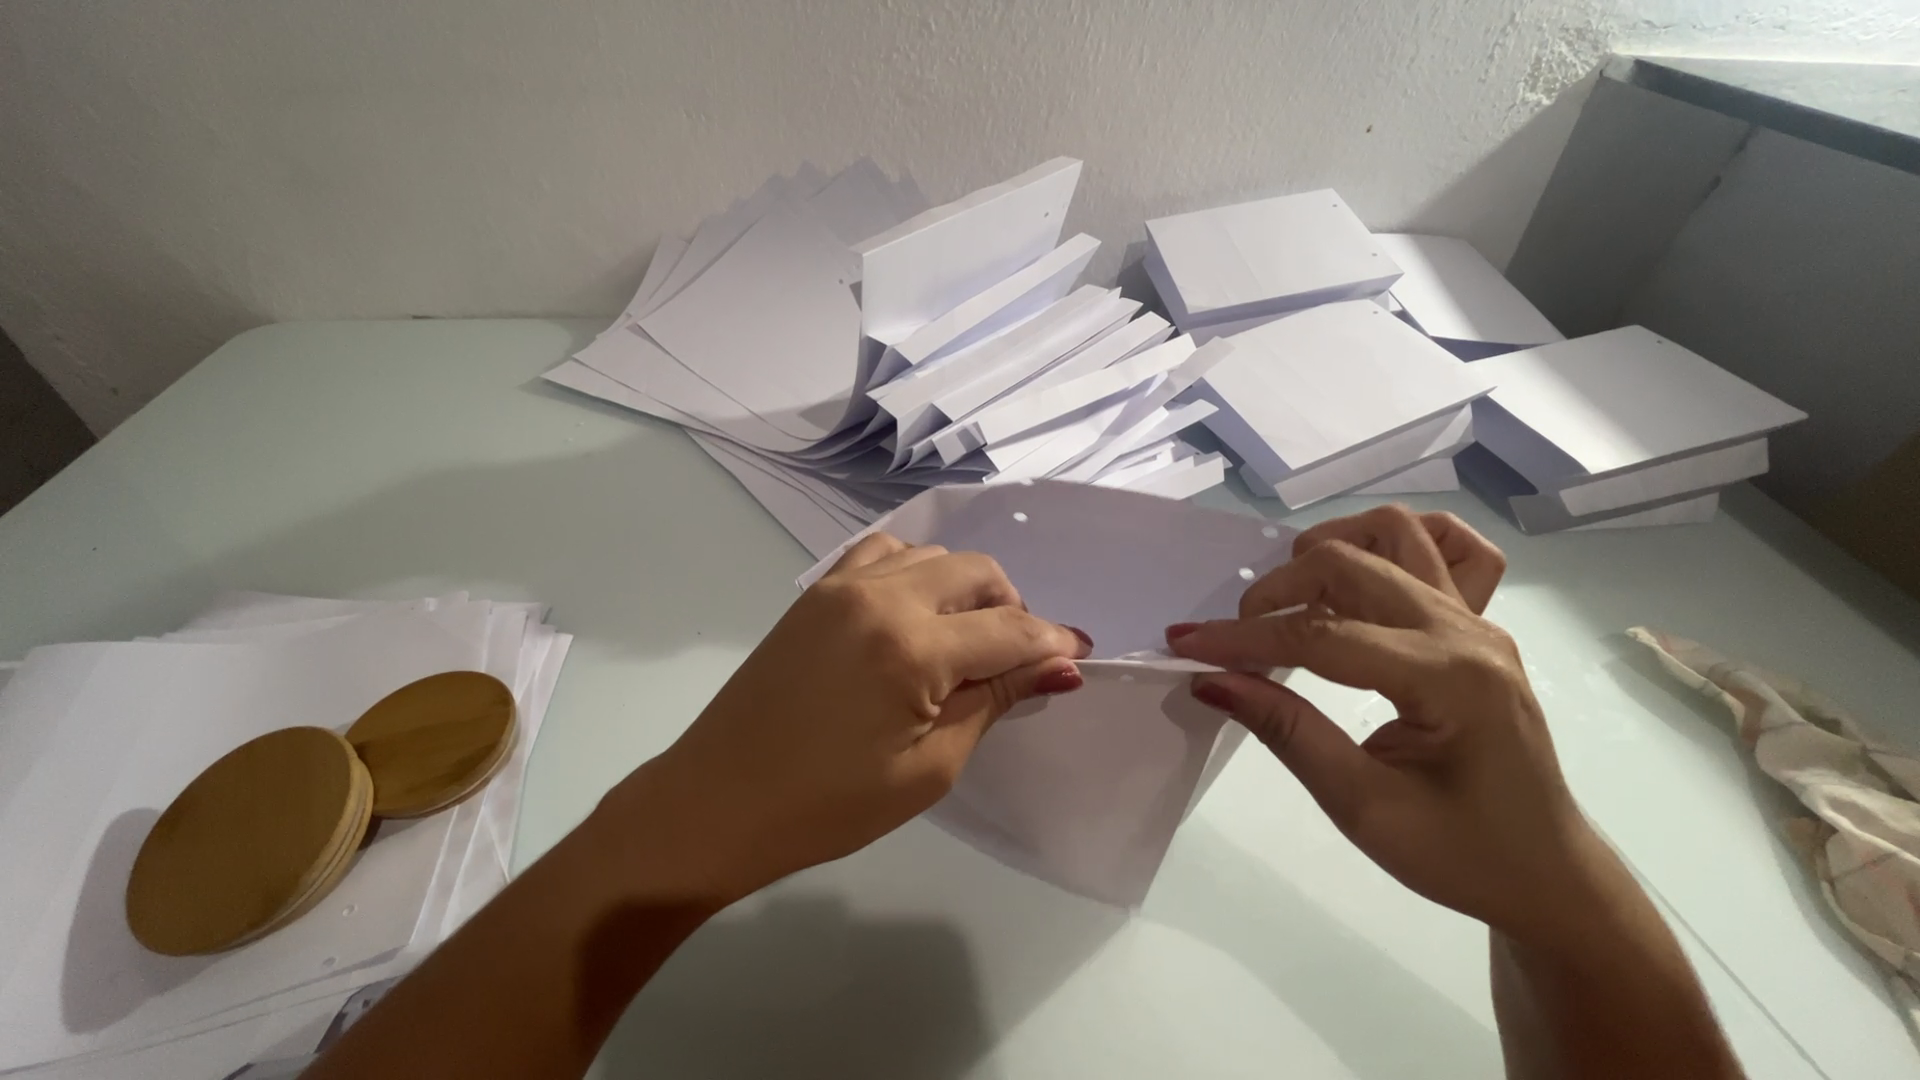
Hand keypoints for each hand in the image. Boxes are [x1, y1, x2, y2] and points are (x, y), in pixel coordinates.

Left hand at [603, 533, 1090, 902]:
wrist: (719, 801)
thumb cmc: (829, 806)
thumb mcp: (930, 768)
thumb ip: (996, 702)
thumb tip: (1060, 666)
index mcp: (914, 648)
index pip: (1010, 629)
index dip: (1053, 642)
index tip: (1080, 657)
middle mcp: (883, 597)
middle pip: (979, 573)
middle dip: (1014, 609)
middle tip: (1016, 660)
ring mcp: (843, 585)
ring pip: (935, 555)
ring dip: (967, 588)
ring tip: (964, 639)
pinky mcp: (817, 590)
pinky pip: (884, 553)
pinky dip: (916, 570)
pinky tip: (916, 610)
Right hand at [1168, 505, 1604, 945]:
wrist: (1547, 876)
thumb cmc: (1459, 853)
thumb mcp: (1361, 805)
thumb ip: (1286, 730)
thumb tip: (1212, 680)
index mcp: (1448, 679)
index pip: (1320, 636)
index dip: (1243, 637)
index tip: (1184, 644)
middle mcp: (1466, 632)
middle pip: (1349, 566)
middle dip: (1276, 592)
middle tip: (1235, 642)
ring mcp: (1478, 621)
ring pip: (1395, 536)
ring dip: (1330, 552)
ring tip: (1292, 602)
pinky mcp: (1477, 626)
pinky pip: (1446, 550)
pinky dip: (1392, 547)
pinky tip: (1360, 580)